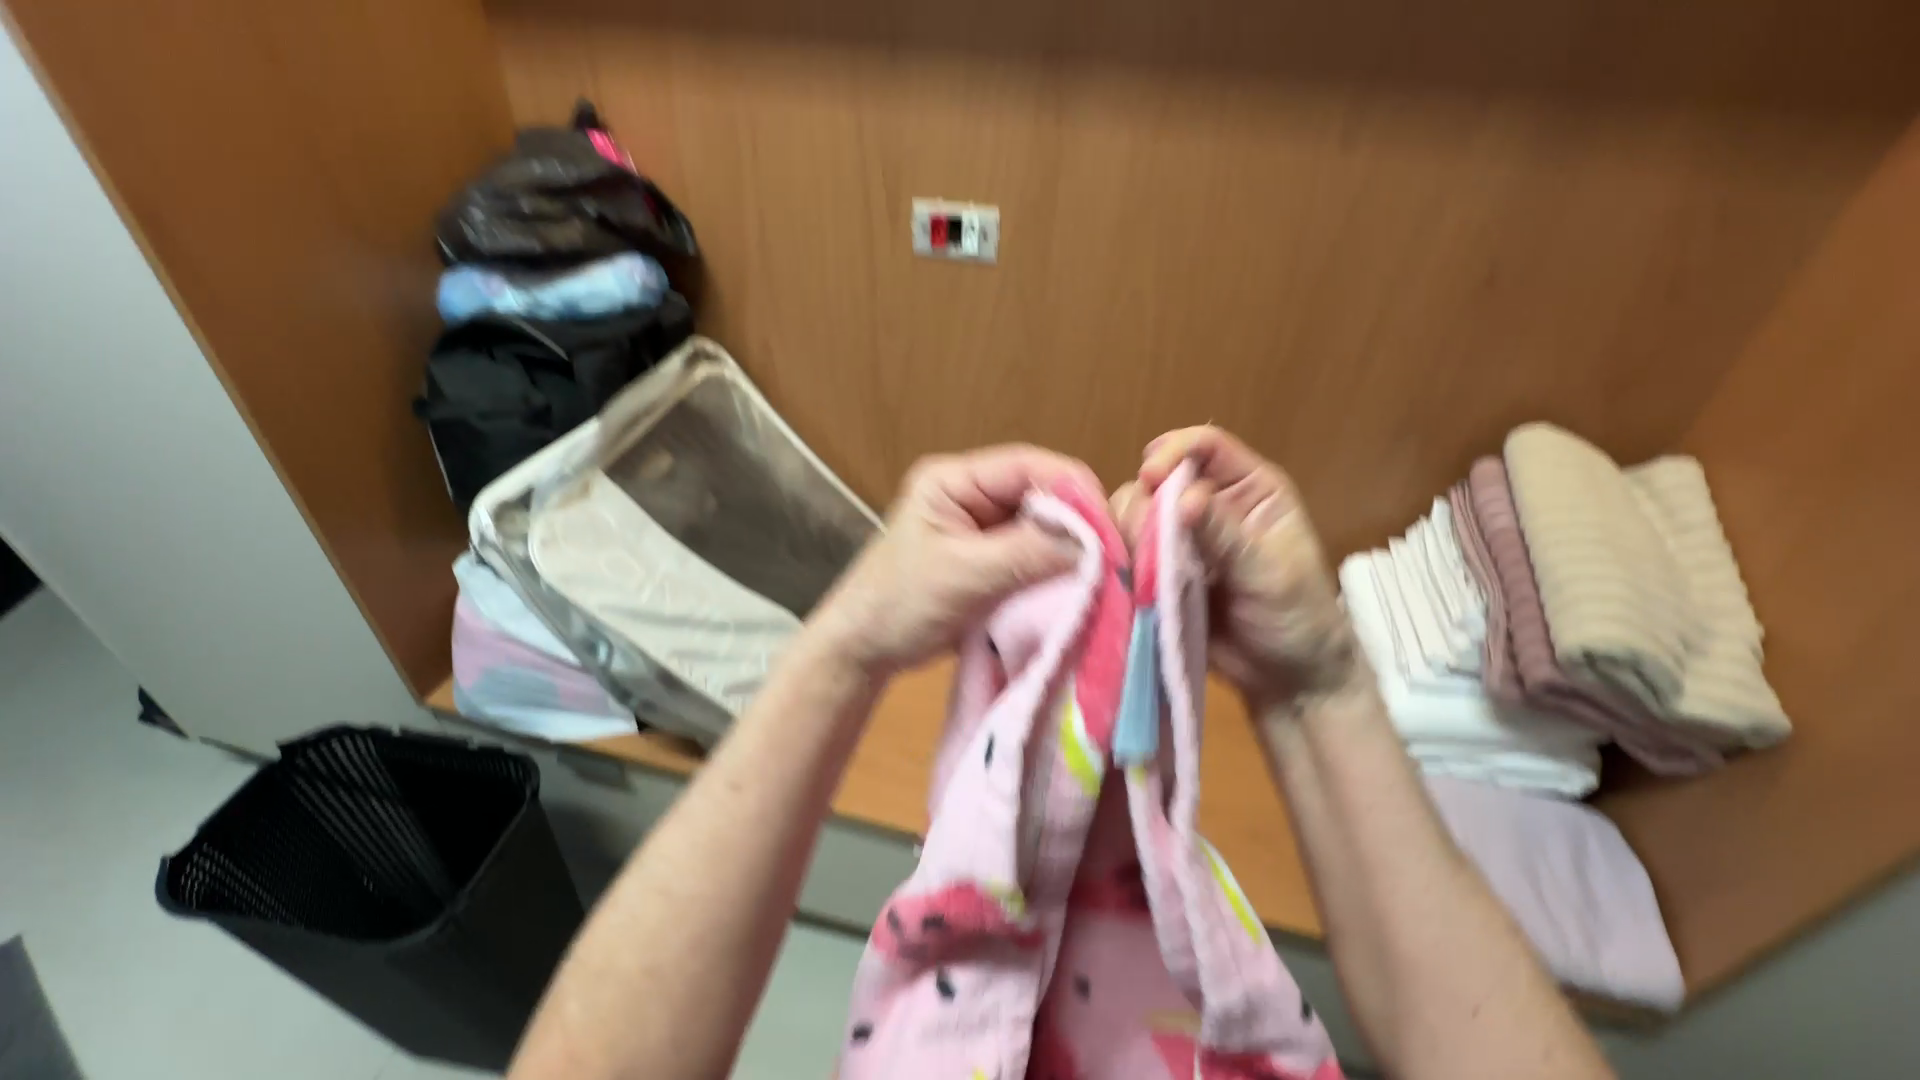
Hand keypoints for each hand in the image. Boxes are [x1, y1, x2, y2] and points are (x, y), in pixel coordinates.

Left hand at [809, 445, 1096, 681]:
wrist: (861, 650)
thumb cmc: (899, 604)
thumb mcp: (963, 575)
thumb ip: (1027, 554)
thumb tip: (1093, 546)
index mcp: (954, 479)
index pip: (1029, 466)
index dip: (1074, 492)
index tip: (1109, 530)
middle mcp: (971, 494)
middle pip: (1041, 494)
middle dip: (1076, 524)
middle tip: (1112, 559)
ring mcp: (981, 527)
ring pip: (1042, 527)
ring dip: (1069, 551)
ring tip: (1101, 576)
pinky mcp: (989, 559)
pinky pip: (1034, 555)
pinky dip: (1055, 571)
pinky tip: (1076, 588)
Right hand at [1111, 426, 1360, 709]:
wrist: (1287, 679)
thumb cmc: (1297, 617)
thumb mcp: (1271, 573)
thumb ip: (1226, 534)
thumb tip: (1184, 498)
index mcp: (1250, 489)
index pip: (1204, 446)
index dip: (1172, 453)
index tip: (1150, 479)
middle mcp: (1211, 504)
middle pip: (1159, 477)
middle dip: (1144, 501)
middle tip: (1143, 539)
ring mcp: (1182, 538)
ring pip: (1134, 512)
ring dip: (1128, 532)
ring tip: (1139, 566)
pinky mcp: (1160, 570)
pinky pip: (1127, 550)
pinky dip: (1121, 559)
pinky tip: (1127, 577)